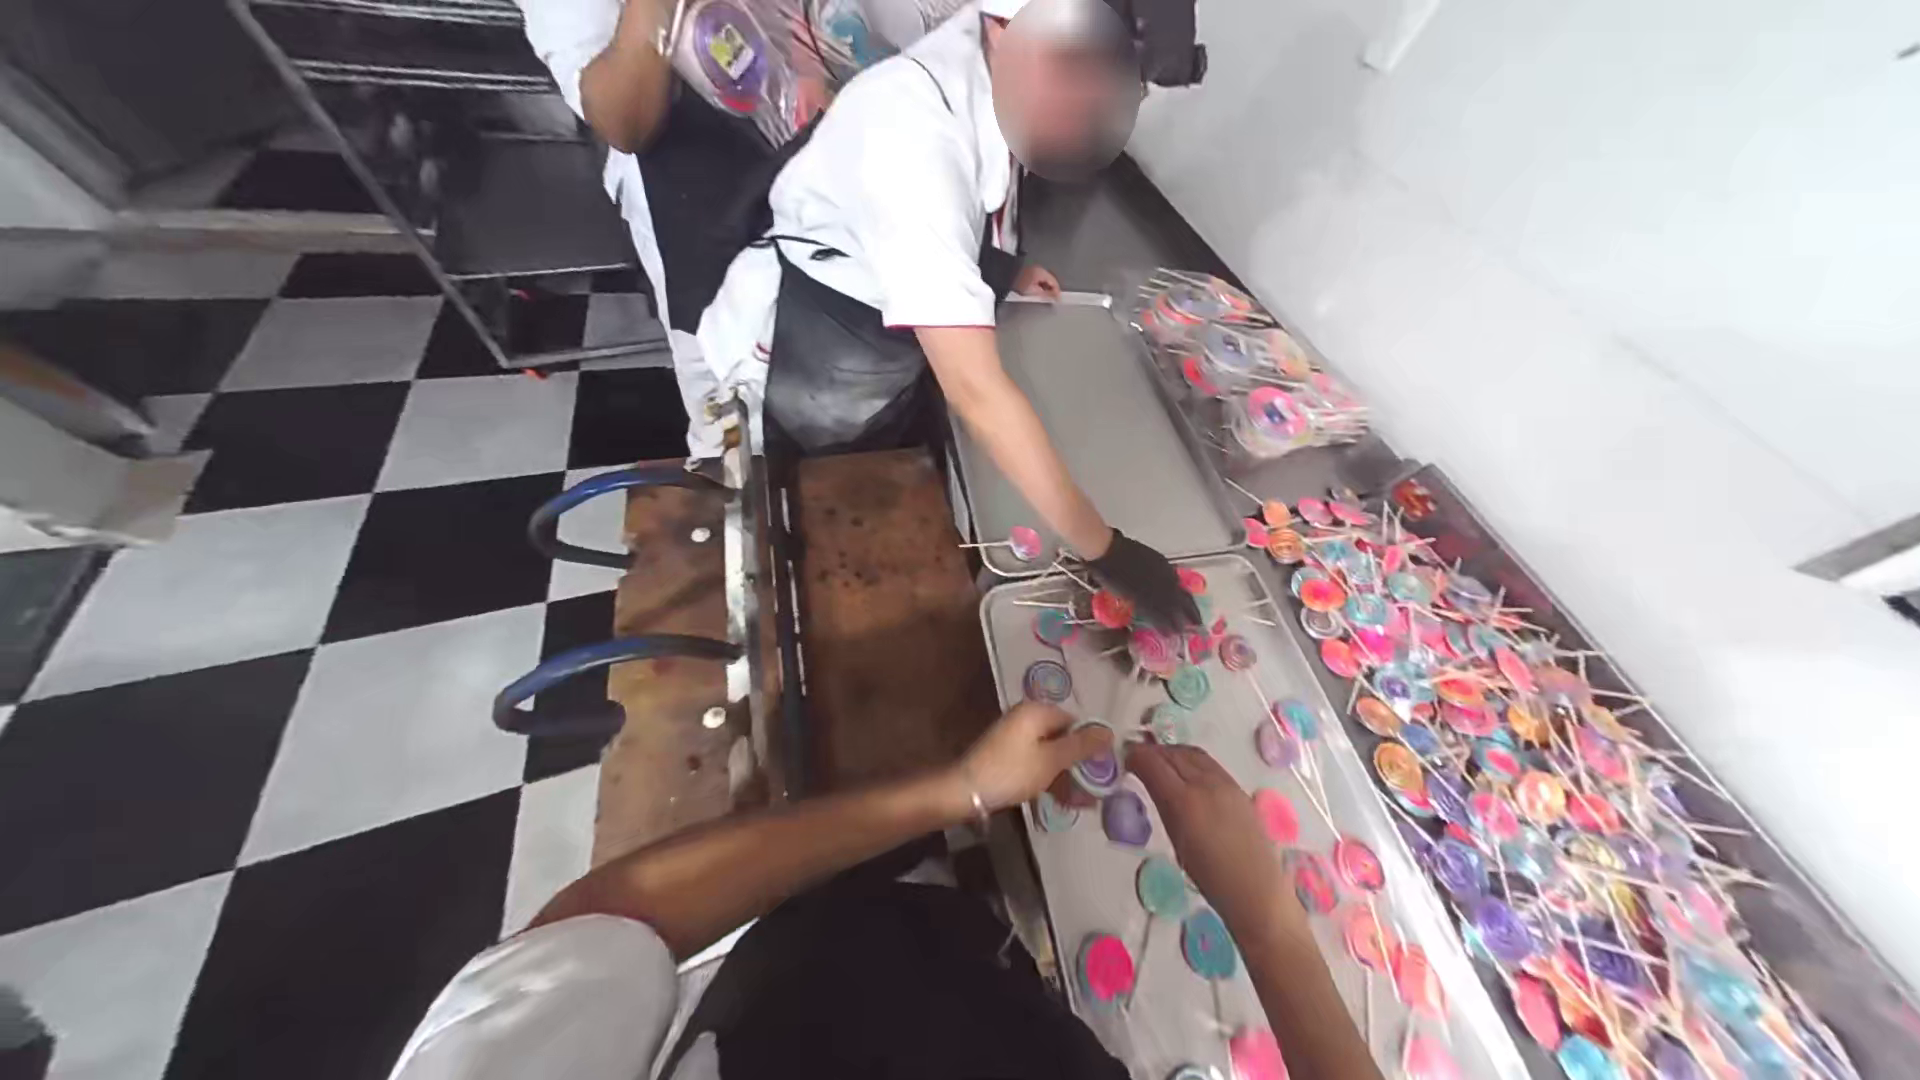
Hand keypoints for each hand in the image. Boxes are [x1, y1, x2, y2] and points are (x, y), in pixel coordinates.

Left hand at [951, 703, 1111, 813]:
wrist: (966, 790)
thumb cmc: (1011, 771)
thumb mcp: (1051, 760)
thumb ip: (1081, 746)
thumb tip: (1109, 731)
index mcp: (1036, 711)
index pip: (1074, 720)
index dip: (1090, 743)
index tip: (1104, 768)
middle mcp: (1026, 717)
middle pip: (1062, 737)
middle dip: (1079, 764)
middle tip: (1095, 790)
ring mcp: (1016, 736)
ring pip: (1050, 753)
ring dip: (1066, 775)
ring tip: (1083, 802)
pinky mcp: (1008, 754)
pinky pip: (1037, 761)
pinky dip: (1049, 777)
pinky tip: (1062, 799)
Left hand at [1013, 264, 1061, 299]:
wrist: (1007, 278)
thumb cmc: (1020, 285)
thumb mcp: (1034, 292)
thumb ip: (1046, 294)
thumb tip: (1055, 297)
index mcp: (1042, 273)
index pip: (1054, 282)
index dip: (1057, 291)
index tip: (1058, 299)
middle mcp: (1040, 269)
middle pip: (1051, 280)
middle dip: (1052, 290)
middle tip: (1052, 299)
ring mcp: (1035, 270)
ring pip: (1046, 280)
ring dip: (1047, 288)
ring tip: (1045, 297)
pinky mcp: (1031, 272)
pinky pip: (1040, 279)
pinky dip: (1041, 286)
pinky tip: (1038, 292)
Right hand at [1084, 529, 1201, 630]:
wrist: (1108, 551)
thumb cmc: (1120, 549)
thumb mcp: (1145, 558)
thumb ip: (1154, 571)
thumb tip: (1156, 581)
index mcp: (1165, 568)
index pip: (1182, 588)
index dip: (1188, 601)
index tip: (1190, 609)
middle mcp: (1166, 579)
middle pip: (1184, 601)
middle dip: (1191, 614)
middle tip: (1196, 626)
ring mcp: (1155, 589)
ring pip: (1173, 611)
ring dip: (1179, 623)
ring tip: (1182, 633)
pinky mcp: (1142, 599)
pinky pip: (1157, 616)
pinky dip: (1162, 626)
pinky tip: (1167, 633)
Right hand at [1128, 743, 1301, 934]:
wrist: (1257, 892)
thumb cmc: (1210, 877)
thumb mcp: (1176, 839)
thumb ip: (1162, 803)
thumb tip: (1148, 779)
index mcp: (1184, 801)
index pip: (1153, 762)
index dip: (1135, 756)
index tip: (1126, 760)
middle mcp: (1205, 784)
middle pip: (1171, 753)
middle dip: (1151, 752)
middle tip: (1138, 759)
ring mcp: (1226, 783)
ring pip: (1191, 753)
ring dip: (1171, 753)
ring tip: (1161, 763)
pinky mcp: (1239, 788)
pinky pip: (1208, 763)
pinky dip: (1190, 760)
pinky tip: (1185, 773)